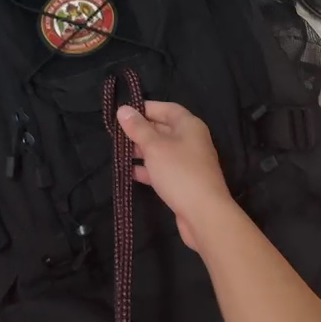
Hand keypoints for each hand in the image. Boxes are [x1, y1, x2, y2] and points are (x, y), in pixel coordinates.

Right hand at [116, 101, 235, 251]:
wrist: (204, 213)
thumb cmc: (180, 172)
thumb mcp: (155, 147)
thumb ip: (138, 128)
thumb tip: (123, 109)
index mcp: (189, 126)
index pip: (167, 108)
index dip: (146, 108)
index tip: (124, 112)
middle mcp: (191, 140)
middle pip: (163, 129)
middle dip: (141, 130)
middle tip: (116, 134)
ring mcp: (188, 162)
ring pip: (161, 150)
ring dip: (142, 150)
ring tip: (119, 152)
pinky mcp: (183, 182)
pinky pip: (163, 169)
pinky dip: (147, 169)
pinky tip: (129, 172)